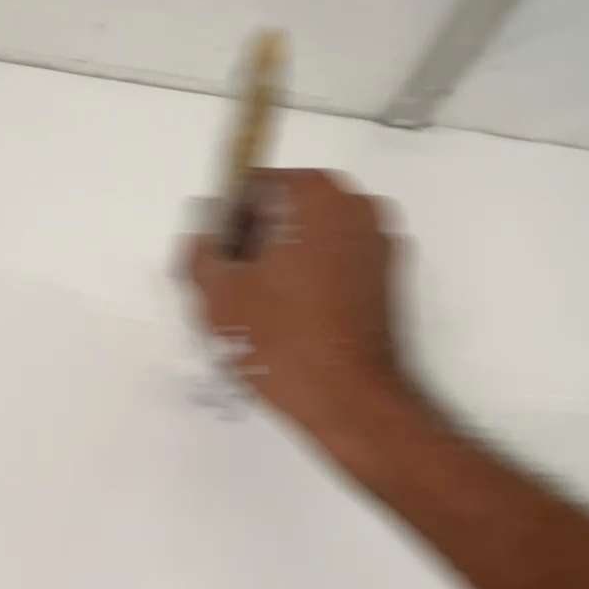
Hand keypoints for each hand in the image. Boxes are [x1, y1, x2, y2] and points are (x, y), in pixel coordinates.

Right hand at [183, 169, 416, 436]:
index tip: (214, 261)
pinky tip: (287, 324)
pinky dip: (309, 285)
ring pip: (310, 243)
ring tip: (257, 315)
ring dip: (280, 268)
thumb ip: (201, 255)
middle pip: (285, 213)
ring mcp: (379, 245)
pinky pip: (335, 268)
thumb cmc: (288, 344)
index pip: (252, 187)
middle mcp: (357, 208)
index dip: (224, 225)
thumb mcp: (220, 296)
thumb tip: (202, 242)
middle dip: (252, 247)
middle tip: (229, 291)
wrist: (350, 401)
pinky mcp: (388, 282)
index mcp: (317, 196)